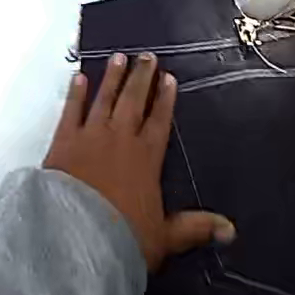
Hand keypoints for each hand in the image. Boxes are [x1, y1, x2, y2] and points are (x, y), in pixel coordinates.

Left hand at [44, 52, 234, 271]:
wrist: (75, 237)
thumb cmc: (122, 238)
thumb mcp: (164, 237)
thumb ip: (195, 228)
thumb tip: (231, 231)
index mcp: (146, 157)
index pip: (159, 120)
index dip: (165, 99)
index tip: (169, 78)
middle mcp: (120, 138)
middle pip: (134, 101)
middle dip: (142, 77)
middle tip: (147, 57)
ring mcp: (91, 135)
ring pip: (105, 98)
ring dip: (113, 77)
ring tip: (118, 57)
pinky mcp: (63, 140)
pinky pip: (71, 110)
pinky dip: (75, 93)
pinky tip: (79, 77)